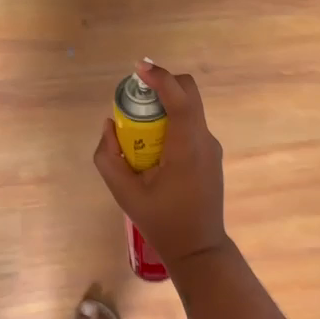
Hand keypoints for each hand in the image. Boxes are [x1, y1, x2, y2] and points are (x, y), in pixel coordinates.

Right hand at [92, 59, 230, 266]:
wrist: (199, 250)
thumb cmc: (163, 223)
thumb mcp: (126, 194)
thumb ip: (109, 158)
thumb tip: (109, 126)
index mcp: (187, 145)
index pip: (179, 97)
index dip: (159, 77)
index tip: (139, 68)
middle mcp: (203, 138)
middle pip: (189, 91)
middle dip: (164, 83)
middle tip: (138, 94)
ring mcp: (211, 146)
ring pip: (190, 107)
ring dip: (167, 104)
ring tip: (141, 124)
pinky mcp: (211, 154)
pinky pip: (191, 124)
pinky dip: (173, 121)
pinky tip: (155, 146)